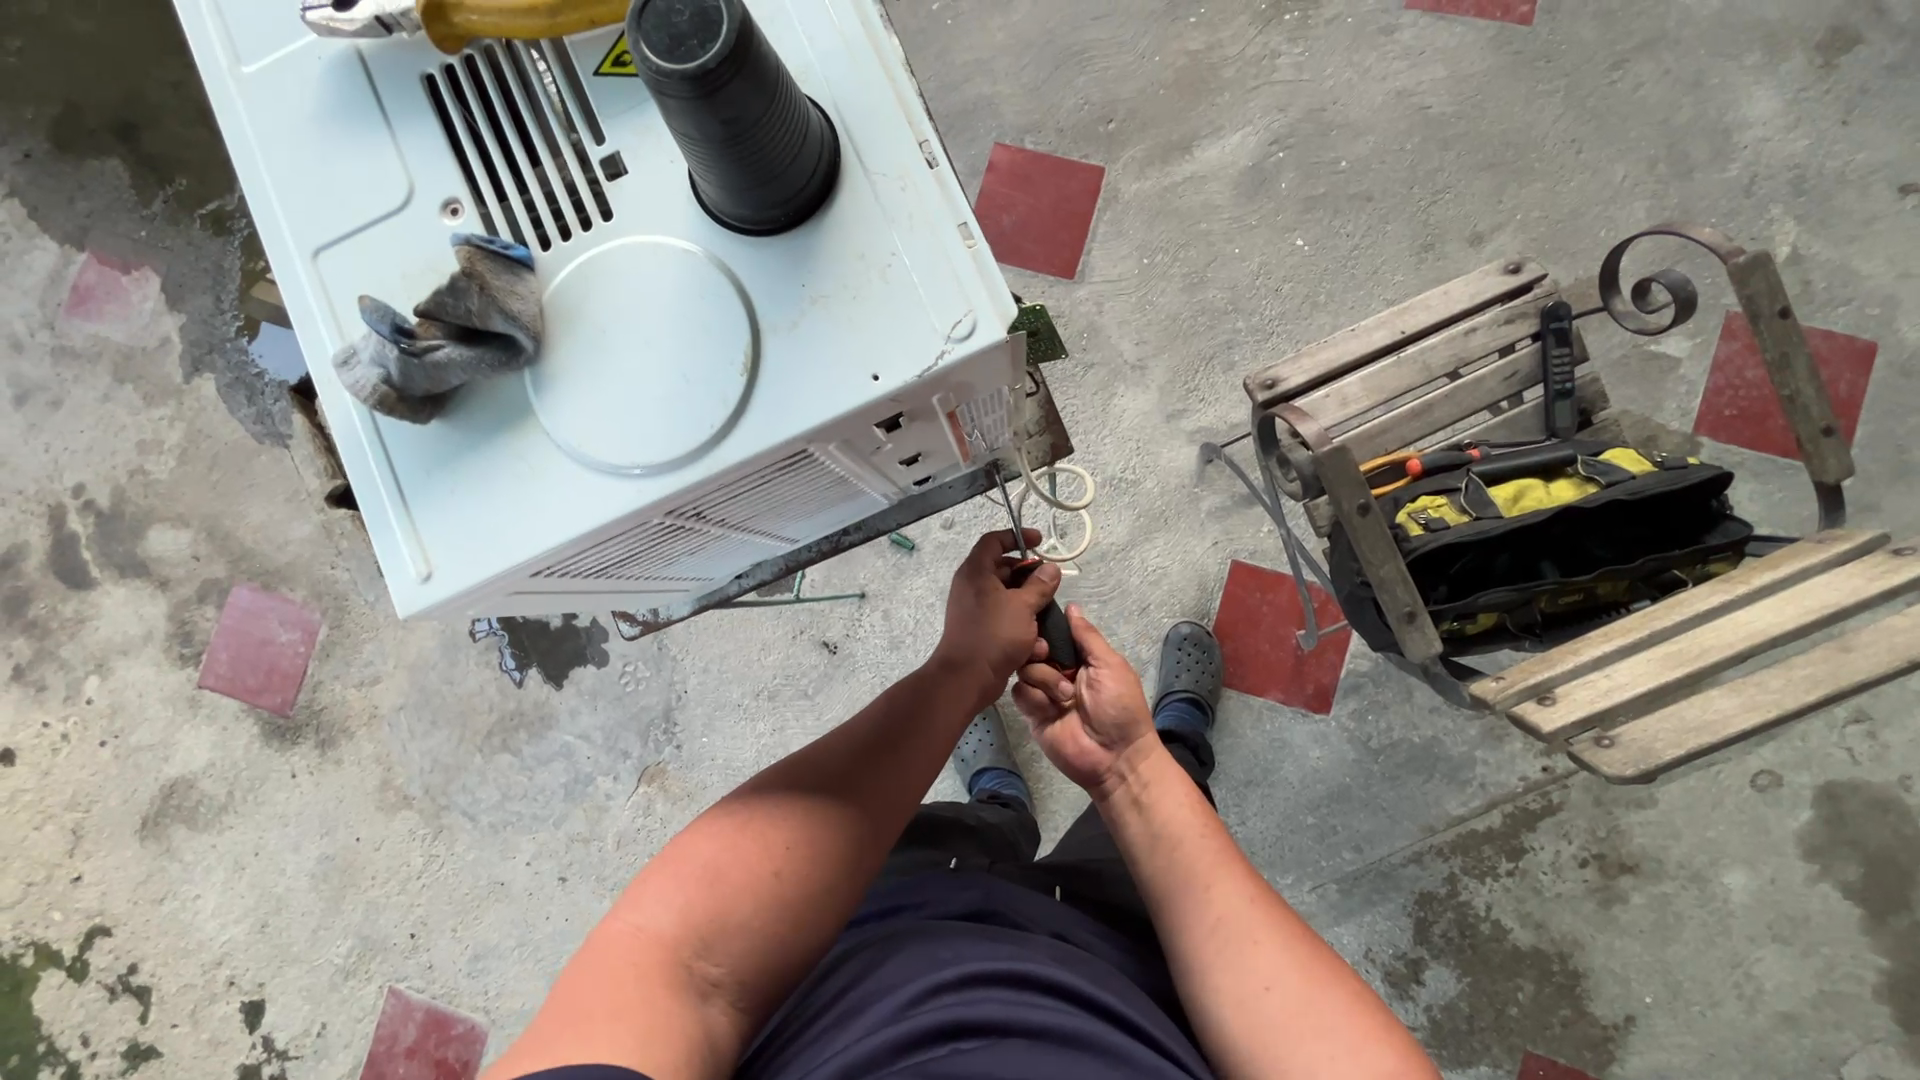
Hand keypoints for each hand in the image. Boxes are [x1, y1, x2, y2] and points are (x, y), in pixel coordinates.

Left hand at [930, 530, 1060, 707]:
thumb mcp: (1023, 606)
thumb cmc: (994, 634)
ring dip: (1028, 604)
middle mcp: (972, 586)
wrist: (967, 677)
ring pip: (1007, 596)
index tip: (1040, 542)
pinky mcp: (980, 629)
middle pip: (1002, 569)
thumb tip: (1050, 568)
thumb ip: (1039, 585)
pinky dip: (1019, 624)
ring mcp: (974, 609)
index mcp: (976, 571)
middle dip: (1028, 576)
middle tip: (1048, 584)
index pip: (993, 541)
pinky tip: (1036, 640)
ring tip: (1045, 614)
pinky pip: (1003, 618)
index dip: (1016, 536)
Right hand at [1011, 606, 1157, 798]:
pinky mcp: (1032, 713)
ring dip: (1043, 678)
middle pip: (1033, 648)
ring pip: (1024, 669)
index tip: (1042, 626)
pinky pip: (1020, 693)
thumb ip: (1087, 636)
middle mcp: (1059, 672)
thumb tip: (1071, 606)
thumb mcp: (1110, 665)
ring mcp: (1044, 693)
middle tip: (1048, 656)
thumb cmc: (1120, 707)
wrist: (1115, 757)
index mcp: (1080, 658)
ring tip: (1063, 696)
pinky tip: (1051, 709)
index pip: (1054, 633)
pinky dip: (1034, 698)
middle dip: (1038, 649)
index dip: (1045, 627)